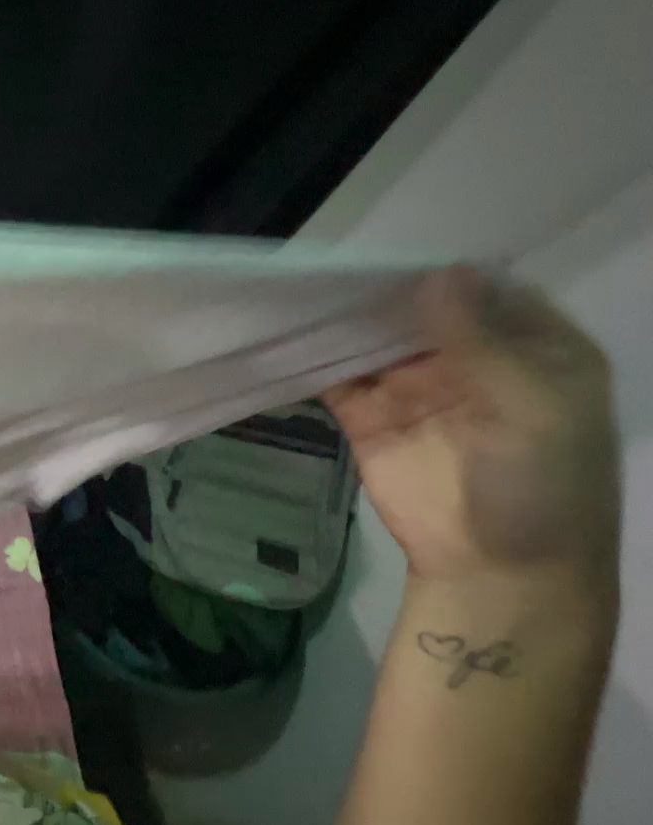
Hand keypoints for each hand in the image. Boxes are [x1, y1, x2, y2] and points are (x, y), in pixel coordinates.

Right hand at [325, 268, 618, 591]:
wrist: (495, 567)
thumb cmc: (540, 484)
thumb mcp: (531, 407)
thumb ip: (481, 342)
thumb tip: (435, 276)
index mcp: (531, 350)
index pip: (483, 292)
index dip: (439, 274)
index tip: (386, 257)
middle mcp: (471, 360)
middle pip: (417, 313)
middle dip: (377, 295)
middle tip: (325, 273)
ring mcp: (414, 388)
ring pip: (372, 342)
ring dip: (339, 324)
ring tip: (295, 297)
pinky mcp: (368, 417)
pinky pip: (336, 379)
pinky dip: (310, 361)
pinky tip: (284, 340)